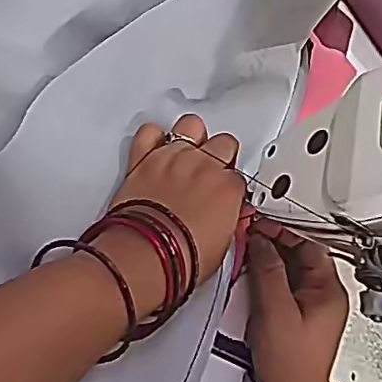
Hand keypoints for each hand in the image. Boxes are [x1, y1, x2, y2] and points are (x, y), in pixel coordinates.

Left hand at [97, 115, 246, 312]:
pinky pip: (149, 132)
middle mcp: (204, 165)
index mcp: (228, 187)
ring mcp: (173, 158)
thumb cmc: (184, 256)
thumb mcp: (223, 246)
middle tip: (210, 173)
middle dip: (219, 156)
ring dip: (191, 137)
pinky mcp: (144, 159)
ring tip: (186, 153)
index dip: (229, 186)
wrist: (148, 254)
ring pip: (191, 125)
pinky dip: (152, 136)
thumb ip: (228, 222)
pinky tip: (155, 146)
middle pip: (223, 143)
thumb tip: (226, 221)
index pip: (238, 176)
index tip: (222, 195)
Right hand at [244, 218, 348, 381]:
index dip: (284, 232)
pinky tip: (252, 277)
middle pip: (301, 256)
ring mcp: (312, 309)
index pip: (310, 246)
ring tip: (249, 253)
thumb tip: (261, 242)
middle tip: (252, 236)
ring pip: (291, 271)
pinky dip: (268, 277)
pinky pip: (284, 286)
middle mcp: (325, 299)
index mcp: (330, 293)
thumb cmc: (290, 366)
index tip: (261, 226)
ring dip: (270, 260)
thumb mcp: (275, 310)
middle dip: (275, 243)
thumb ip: (268, 271)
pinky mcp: (297, 319)